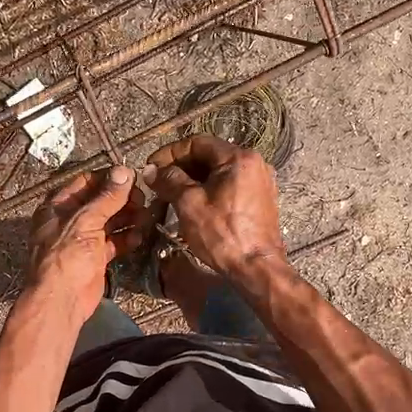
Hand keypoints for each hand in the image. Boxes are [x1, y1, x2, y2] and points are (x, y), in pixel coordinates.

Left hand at [26, 166, 144, 324]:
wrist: (61, 300)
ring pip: (109, 222)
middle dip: (122, 200)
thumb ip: (107, 198)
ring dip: (127, 218)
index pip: (86, 182)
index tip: (132, 179)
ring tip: (145, 217)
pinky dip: (126, 239)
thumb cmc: (66, 258)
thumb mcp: (85, 222)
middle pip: (100, 202)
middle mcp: (69, 220)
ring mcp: (82, 240)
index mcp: (58, 206)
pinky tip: (139, 237)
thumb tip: (124, 171)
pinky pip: (113, 242)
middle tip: (142, 201)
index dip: (109, 180)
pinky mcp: (95, 258)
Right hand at [142, 135, 286, 280]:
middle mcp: (253, 163)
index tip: (151, 167)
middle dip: (180, 167)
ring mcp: (259, 182)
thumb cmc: (223, 235)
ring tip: (170, 195)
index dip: (169, 153)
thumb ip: (169, 181)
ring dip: (192, 180)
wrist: (257, 268)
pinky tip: (192, 205)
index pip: (197, 143)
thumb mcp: (189, 204)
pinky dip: (208, 190)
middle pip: (209, 156)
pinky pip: (229, 186)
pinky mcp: (260, 200)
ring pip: (218, 172)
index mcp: (238, 158)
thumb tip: (151, 170)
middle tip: (158, 182)